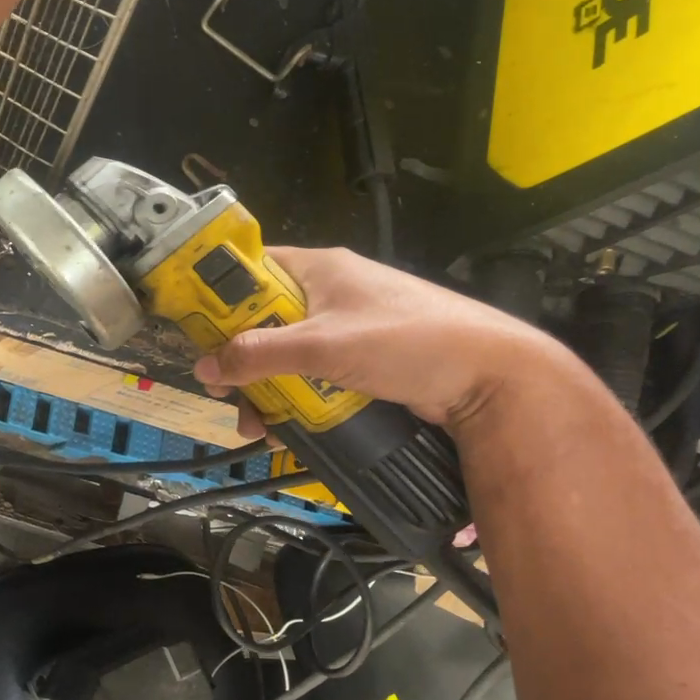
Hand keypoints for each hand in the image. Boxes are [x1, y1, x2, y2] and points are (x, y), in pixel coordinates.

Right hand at [193, 246, 575, 434]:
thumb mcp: (323, 346)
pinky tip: (287, 430)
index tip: (199, 335)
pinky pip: (310, 377)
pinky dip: (294, 401)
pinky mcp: (362, 362)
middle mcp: (329, 294)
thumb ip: (258, 355)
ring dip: (264, 392)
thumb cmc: (410, 342)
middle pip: (261, 323)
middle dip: (239, 363)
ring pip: (283, 357)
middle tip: (226, 392)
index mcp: (319, 269)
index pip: (250, 270)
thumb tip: (204, 369)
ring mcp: (347, 329)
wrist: (500, 381)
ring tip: (259, 427)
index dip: (218, 298)